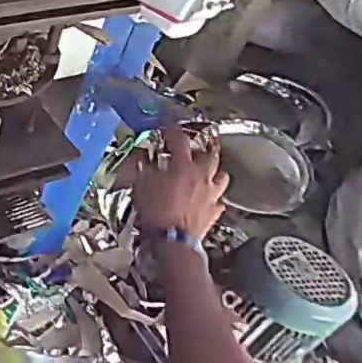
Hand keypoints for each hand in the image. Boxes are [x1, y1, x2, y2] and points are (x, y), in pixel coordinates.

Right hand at [125, 124, 228, 241]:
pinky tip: (207, 196)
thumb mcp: (141, 184)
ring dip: (213, 171)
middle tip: (191, 148)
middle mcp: (201, 177)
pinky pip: (219, 199)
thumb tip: (143, 159)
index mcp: (182, 167)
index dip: (172, 128)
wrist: (173, 241)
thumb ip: (144, 168)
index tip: (168, 121)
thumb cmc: (156, 211)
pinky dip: (214, 195)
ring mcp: (211, 194)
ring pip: (221, 176)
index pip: (179, 140)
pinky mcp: (215, 211)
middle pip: (208, 155)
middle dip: (200, 149)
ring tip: (205, 170)